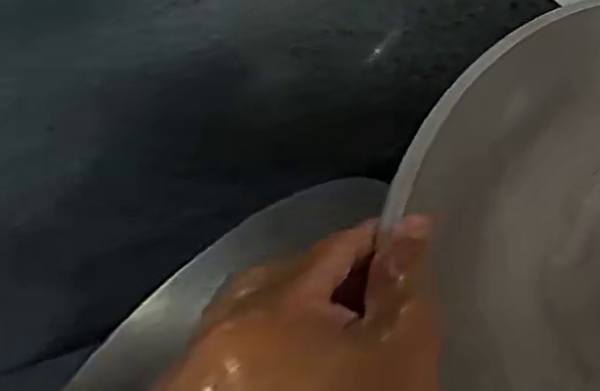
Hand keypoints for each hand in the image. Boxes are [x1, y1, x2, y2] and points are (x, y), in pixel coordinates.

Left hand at [153, 216, 438, 390]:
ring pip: (246, 316)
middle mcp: (209, 343)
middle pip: (281, 277)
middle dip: (330, 275)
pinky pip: (226, 359)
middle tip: (374, 295)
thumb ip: (403, 275)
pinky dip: (265, 348)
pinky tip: (301, 367)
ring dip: (294, 310)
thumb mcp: (402, 342)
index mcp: (266, 314)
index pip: (334, 247)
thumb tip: (412, 224)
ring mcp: (187, 386)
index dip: (378, 242)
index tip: (410, 251)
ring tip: (339, 332)